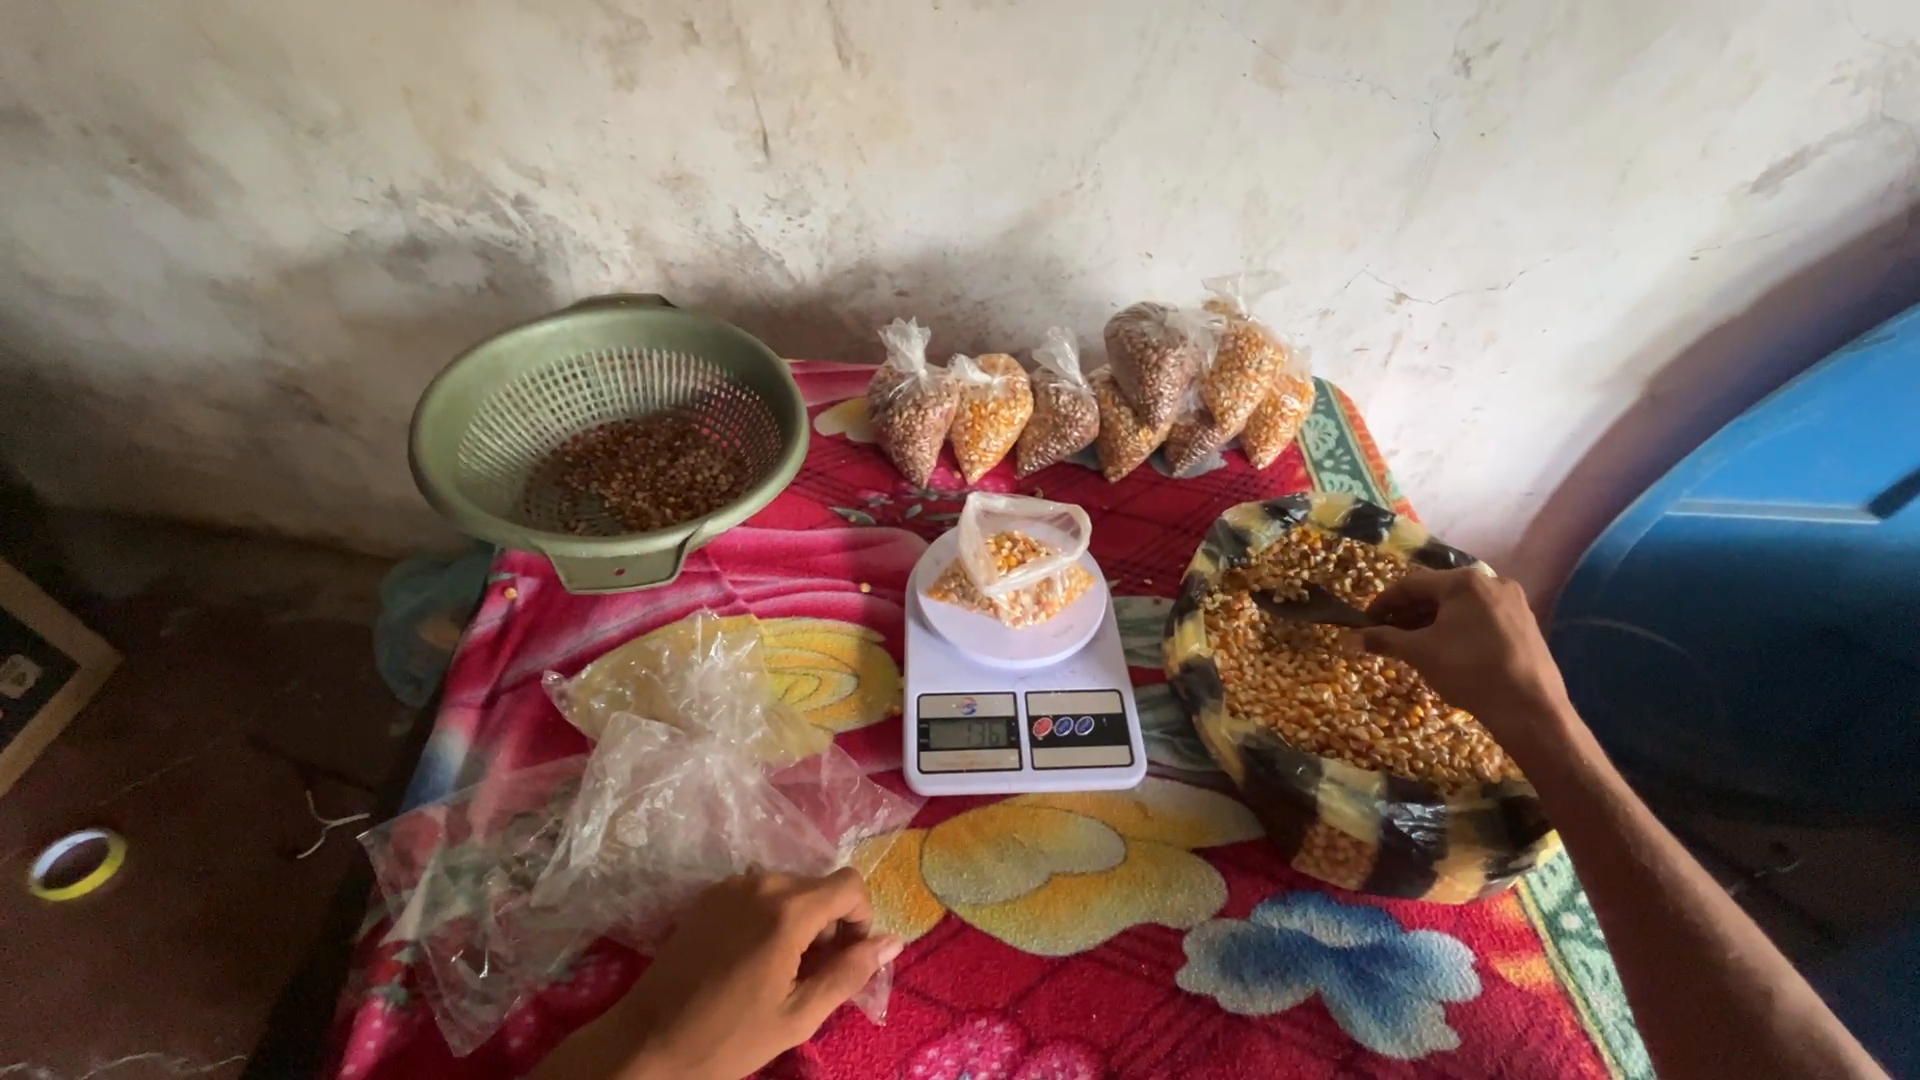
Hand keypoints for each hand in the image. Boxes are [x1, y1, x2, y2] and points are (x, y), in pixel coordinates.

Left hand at [620, 869, 901, 1079]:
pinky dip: (770, 915)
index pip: (850, 884)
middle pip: (821, 886)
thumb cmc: (727, 1037)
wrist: (645, 1043)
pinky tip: (751, 957)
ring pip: (791, 887)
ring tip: (781, 969)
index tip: (848, 957)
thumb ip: (850, 972)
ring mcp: (733, 884)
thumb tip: (892, 940)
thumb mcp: (797, 1015)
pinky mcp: (711, 894)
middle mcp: (764, 882)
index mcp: (789, 910)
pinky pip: (760, 892)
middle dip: (831, 922)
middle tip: (815, 973)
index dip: (861, 917)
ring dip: (801, 919)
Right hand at [1359, 569, 1575, 756]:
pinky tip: (1442, 648)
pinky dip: (1454, 628)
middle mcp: (1492, 583)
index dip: (1383, 603)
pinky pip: (1478, 617)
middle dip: (1406, 613)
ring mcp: (1513, 603)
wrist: (1530, 709)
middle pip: (1436, 592)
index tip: (1365, 622)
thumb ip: (1384, 639)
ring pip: (1458, 606)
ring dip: (1429, 621)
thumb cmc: (1468, 670)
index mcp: (1464, 582)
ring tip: (1410, 643)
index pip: (1411, 584)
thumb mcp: (1419, 653)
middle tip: (1385, 634)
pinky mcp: (1525, 624)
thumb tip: (1351, 638)